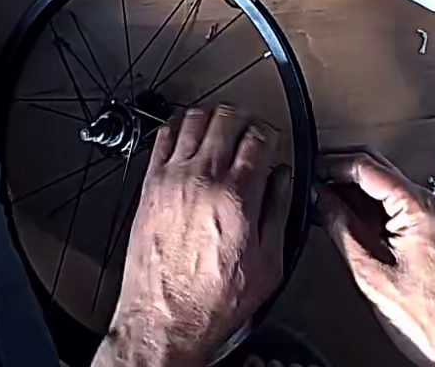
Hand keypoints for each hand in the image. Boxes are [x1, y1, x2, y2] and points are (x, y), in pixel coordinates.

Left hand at [95, 104, 293, 366]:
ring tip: (220, 126)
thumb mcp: (268, 265)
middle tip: (248, 128)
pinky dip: (179, 124)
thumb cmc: (212, 300)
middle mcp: (204, 177)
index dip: (269, 132)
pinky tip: (188, 132)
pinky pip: (164, 133)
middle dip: (244, 117)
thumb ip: (279, 211)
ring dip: (213, 115)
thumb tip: (283, 177)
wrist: (164, 319)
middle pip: (227, 117)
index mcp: (237, 196)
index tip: (270, 139)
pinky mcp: (151, 180)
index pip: (258, 136)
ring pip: (195, 117)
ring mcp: (174, 175)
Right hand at [316, 150, 434, 366]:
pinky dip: (362, 200)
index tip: (313, 168)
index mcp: (416, 207)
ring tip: (323, 193)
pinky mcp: (421, 228)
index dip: (334, 163)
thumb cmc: (428, 321)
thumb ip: (341, 228)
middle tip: (314, 174)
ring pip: (380, 181)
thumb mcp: (370, 272)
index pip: (366, 165)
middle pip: (375, 165)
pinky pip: (387, 200)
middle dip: (340, 166)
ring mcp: (425, 215)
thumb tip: (321, 198)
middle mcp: (424, 204)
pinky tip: (343, 211)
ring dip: (350, 183)